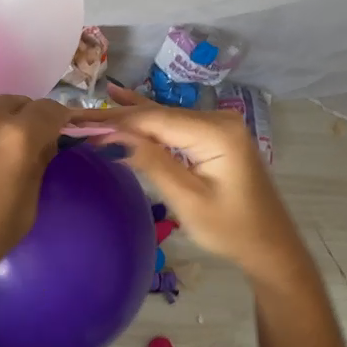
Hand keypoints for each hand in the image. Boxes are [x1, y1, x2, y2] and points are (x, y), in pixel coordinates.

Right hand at [99, 84, 300, 278]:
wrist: (272, 247)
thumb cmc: (232, 231)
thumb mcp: (188, 201)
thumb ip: (153, 162)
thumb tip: (114, 135)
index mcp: (216, 132)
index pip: (154, 120)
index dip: (115, 121)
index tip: (79, 124)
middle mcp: (218, 119)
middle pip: (157, 114)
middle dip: (116, 116)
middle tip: (74, 117)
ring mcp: (218, 125)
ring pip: (163, 117)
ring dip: (128, 117)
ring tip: (88, 110)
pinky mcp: (214, 135)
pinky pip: (175, 124)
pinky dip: (148, 121)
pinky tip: (123, 99)